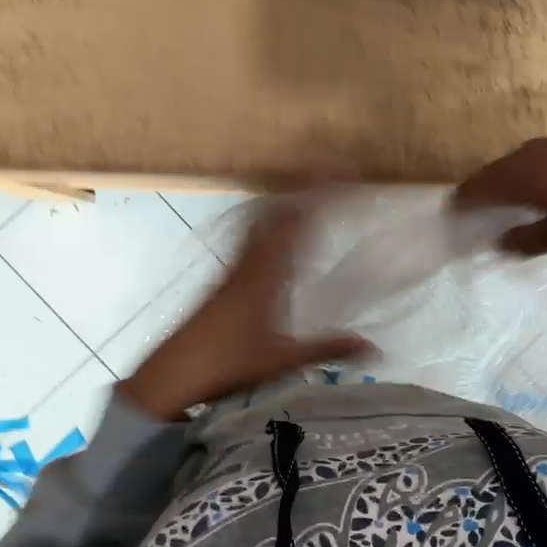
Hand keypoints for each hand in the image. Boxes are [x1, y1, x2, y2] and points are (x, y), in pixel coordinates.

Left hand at [120, 193, 372, 419]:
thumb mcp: (283, 359)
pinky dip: (271, 224)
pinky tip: (277, 238)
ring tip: (309, 193)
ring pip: (261, 221)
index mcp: (266, 272)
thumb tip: (374, 347)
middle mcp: (248, 261)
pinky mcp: (224, 279)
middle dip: (304, 187)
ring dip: (286, 202)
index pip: (297, 220)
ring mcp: (233, 268)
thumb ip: (328, 349)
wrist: (173, 372)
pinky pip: (251, 237)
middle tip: (331, 174)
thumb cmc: (227, 363)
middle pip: (277, 211)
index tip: (344, 175)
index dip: (321, 194)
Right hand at [452, 131, 546, 254]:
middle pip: (488, 177)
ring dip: (503, 190)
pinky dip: (525, 182)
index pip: (471, 190)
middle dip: (479, 200)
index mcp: (517, 175)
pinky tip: (537, 200)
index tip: (452, 232)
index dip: (458, 210)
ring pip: (511, 169)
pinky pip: (532, 164)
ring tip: (504, 217)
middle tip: (475, 228)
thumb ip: (528, 241)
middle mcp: (526, 154)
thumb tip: (498, 244)